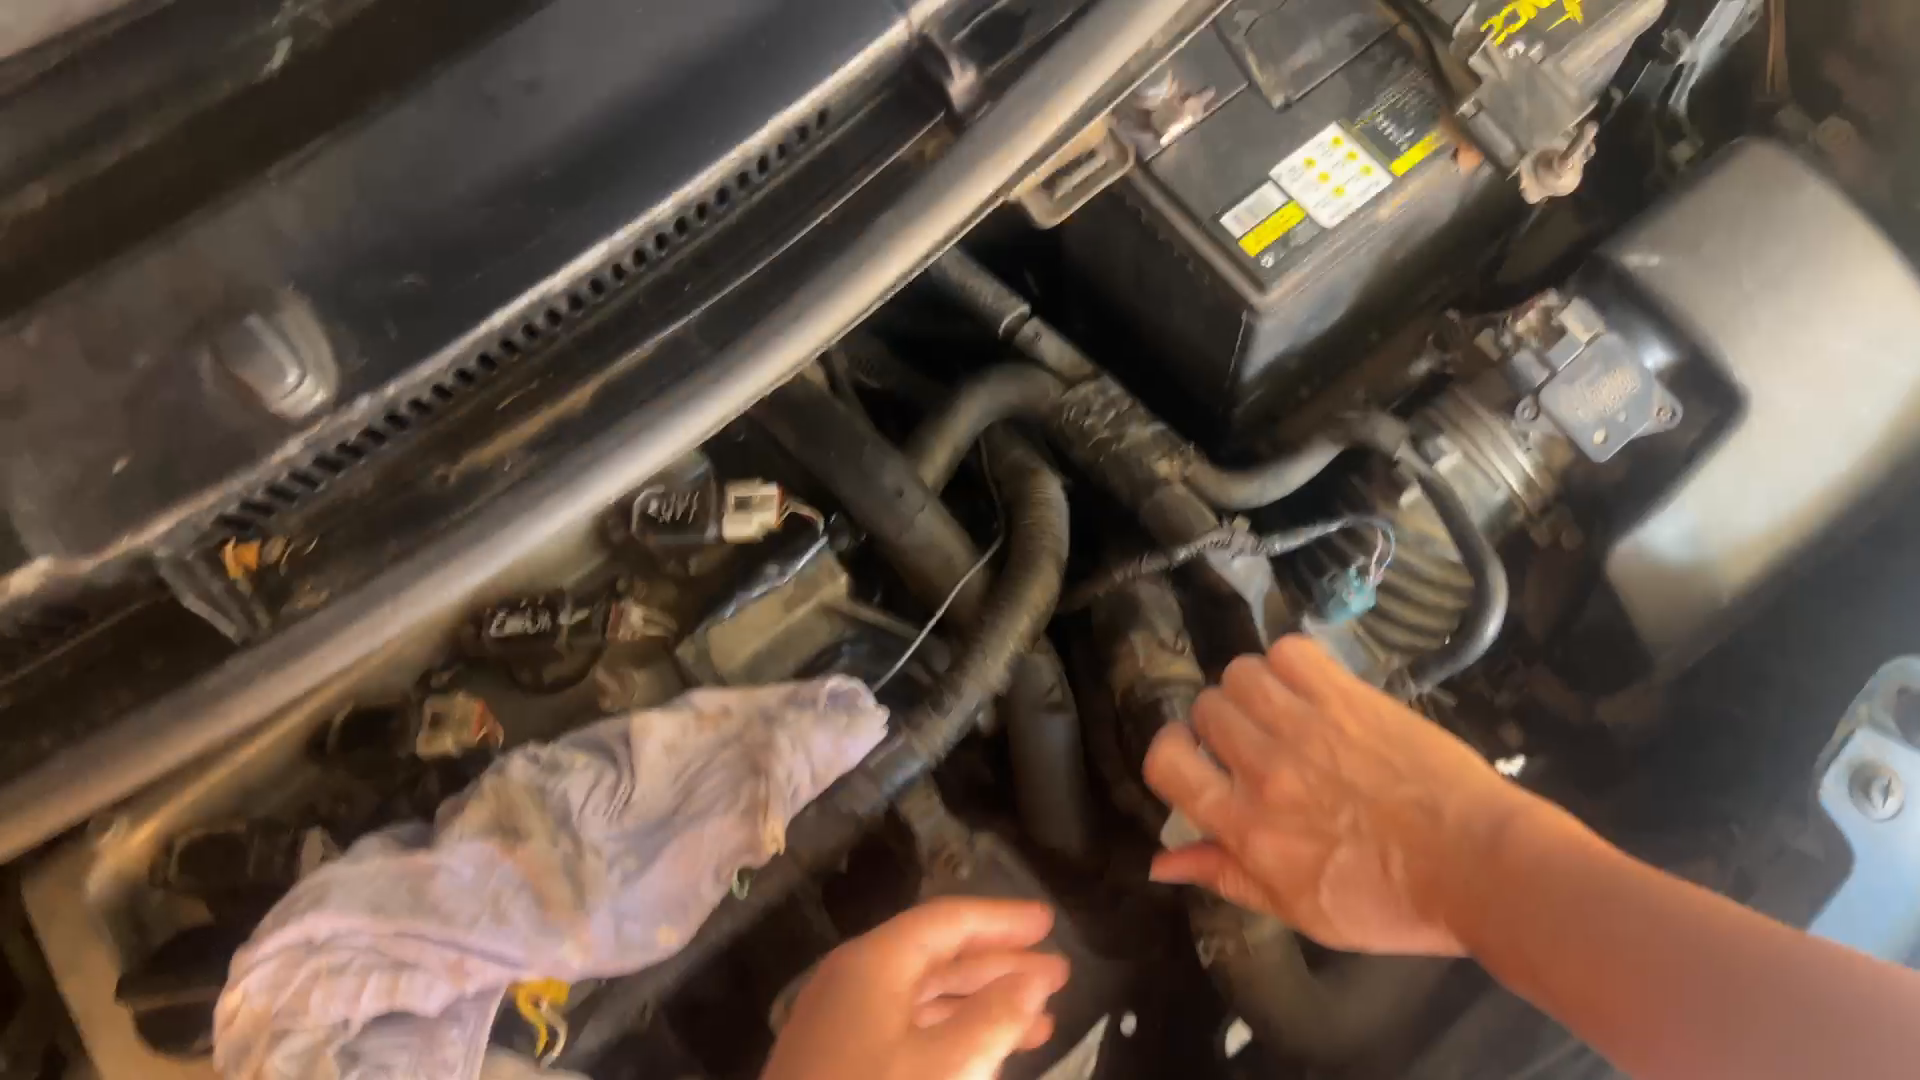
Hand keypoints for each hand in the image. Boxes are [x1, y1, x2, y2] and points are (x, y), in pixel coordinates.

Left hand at [761, 897, 1069, 1079]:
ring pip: (927, 994)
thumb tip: (1035, 980)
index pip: (948, 920)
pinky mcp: (842, 1056)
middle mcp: (857, 977)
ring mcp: (845, 1018)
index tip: (1048, 922)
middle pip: (940, 955)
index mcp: (874, 961)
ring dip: (982, 1003)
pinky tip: (989, 1052)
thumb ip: (993, 1019)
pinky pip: (910, 1026)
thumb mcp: (942, 1068)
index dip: (1002, 919)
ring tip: (1042, 1019)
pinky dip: (953, 1031)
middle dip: (1001, 964)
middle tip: (1059, 973)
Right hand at [1143, 636, 1538, 955]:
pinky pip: (1289, 652)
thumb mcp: (1299, 909)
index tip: (1194, 756)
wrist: (1484, 869)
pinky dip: (1289, 664)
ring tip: (1281, 710)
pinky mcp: (1348, 697)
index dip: (1170, 751)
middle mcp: (1265, 769)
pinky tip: (1309, 688)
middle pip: (1204, 709)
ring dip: (1252, 691)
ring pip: (1239, 674)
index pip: (1166, 762)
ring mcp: (1307, 727)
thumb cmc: (1390, 901)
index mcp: (1247, 826)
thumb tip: (1160, 861)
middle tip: (1254, 742)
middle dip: (1219, 724)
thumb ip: (1226, 877)